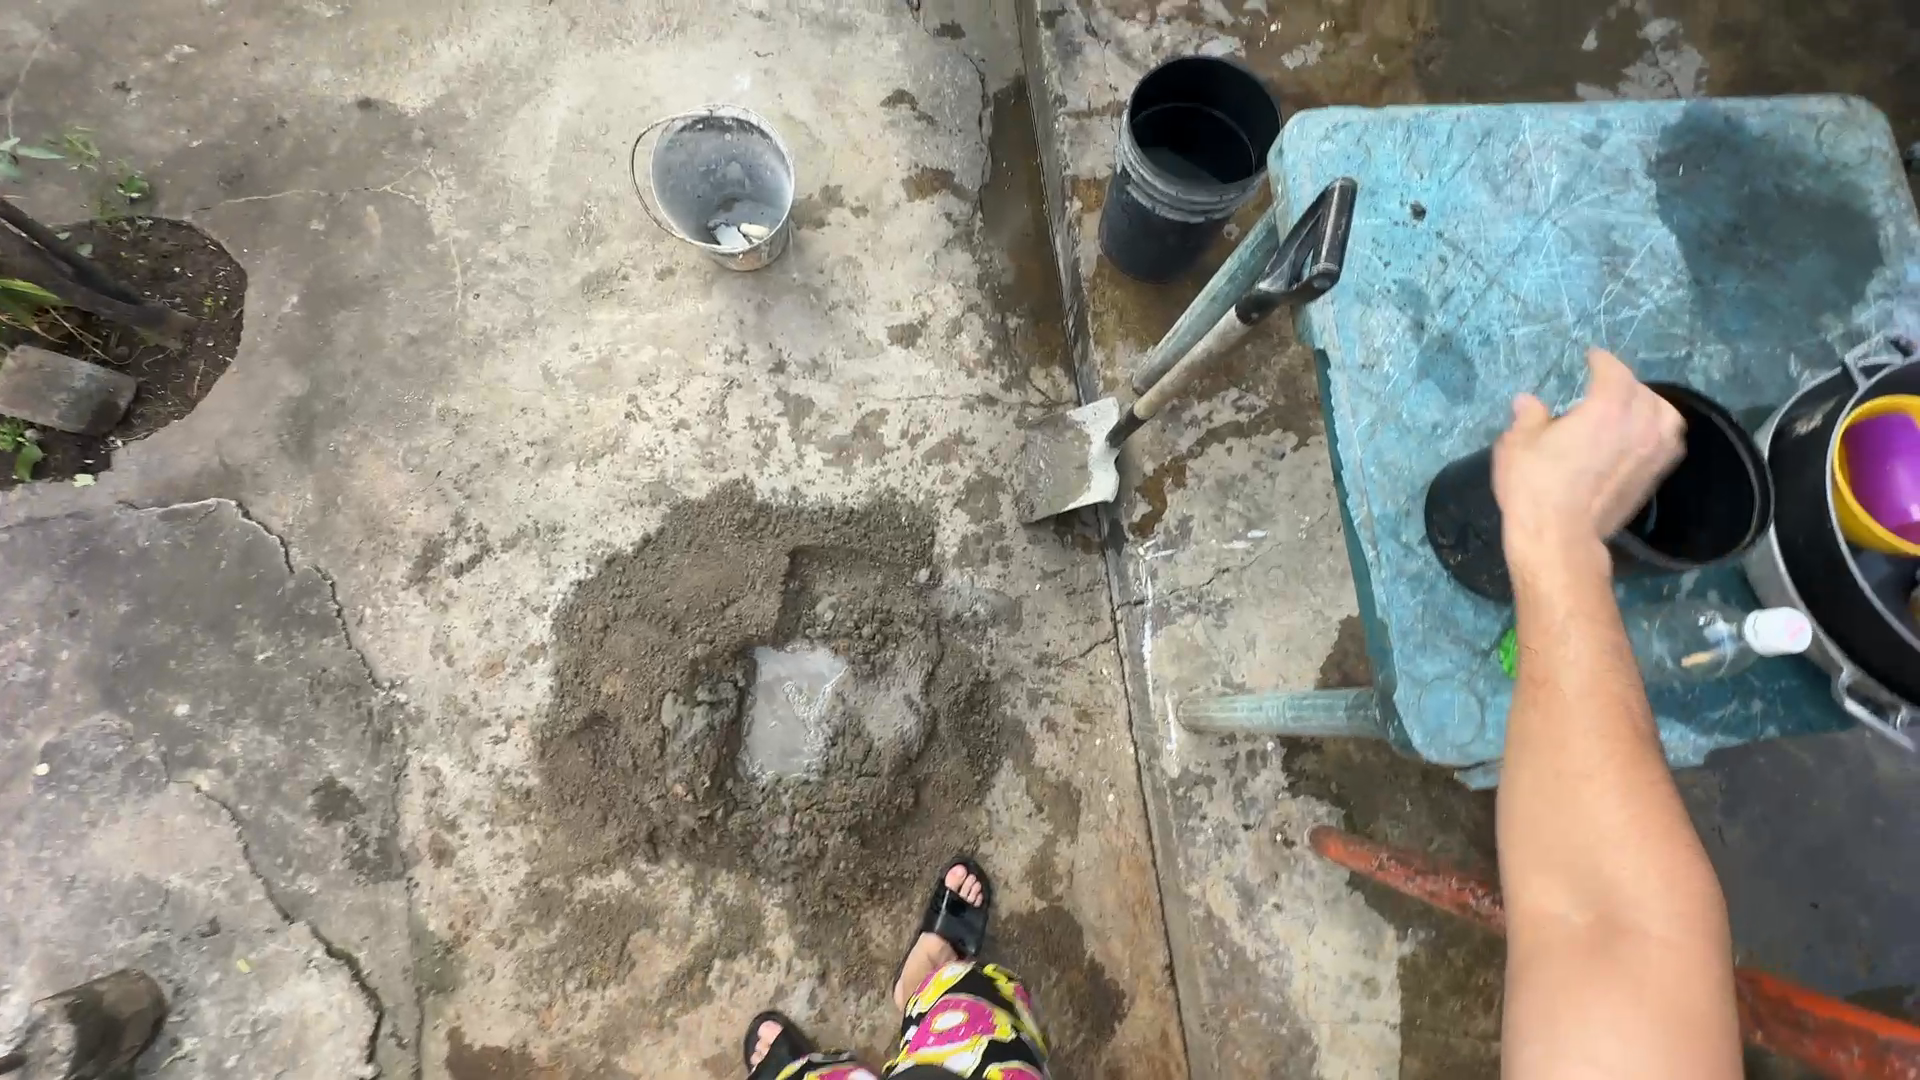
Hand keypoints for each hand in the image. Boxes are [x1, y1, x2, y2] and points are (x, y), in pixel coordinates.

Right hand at [1493, 348, 1685, 576]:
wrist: (1559, 532)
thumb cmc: (1532, 485)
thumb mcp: (1515, 444)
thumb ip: (1527, 417)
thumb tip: (1528, 401)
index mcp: (1606, 406)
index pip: (1612, 372)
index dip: (1601, 361)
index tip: (1591, 356)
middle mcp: (1640, 421)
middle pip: (1640, 390)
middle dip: (1621, 383)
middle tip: (1601, 385)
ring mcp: (1655, 448)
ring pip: (1662, 412)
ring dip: (1646, 404)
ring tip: (1627, 408)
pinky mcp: (1657, 472)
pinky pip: (1666, 438)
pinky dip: (1655, 429)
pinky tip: (1638, 435)